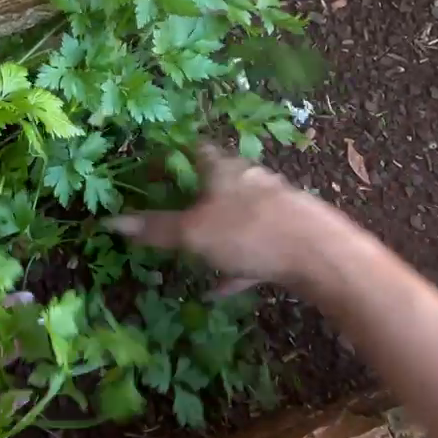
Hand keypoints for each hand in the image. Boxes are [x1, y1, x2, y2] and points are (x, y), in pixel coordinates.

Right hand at [107, 145, 343, 291]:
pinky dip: (239, 262)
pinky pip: (257, 246)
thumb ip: (156, 228)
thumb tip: (112, 221)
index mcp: (222, 168)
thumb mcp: (194, 233)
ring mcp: (274, 206)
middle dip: (197, 196)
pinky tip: (224, 287)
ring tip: (197, 255)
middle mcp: (249, 179)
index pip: (194, 149)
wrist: (326, 258)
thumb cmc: (250, 233)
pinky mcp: (292, 235)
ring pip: (238, 214)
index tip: (155, 168)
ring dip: (218, 231)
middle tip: (174, 211)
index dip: (173, 156)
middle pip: (218, 181)